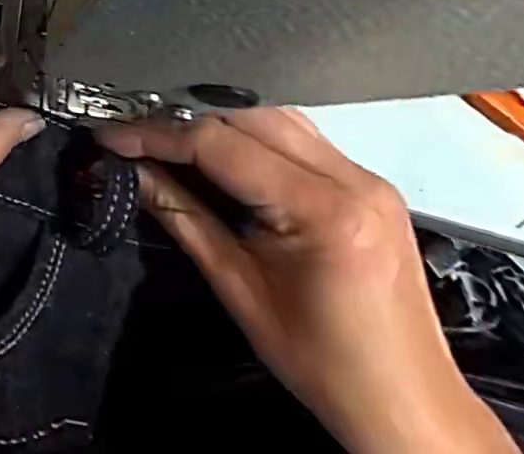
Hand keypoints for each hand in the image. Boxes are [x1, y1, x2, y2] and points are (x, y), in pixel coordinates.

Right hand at [97, 109, 514, 453]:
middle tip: (135, 131)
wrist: (410, 409)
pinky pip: (299, 136)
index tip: (113, 137)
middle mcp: (352, 178)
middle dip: (184, 118)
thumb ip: (182, 216)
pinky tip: (223, 147)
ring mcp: (367, 175)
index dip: (158, 135)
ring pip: (275, 115)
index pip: (220, 144)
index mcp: (321, 211)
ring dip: (217, 118)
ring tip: (169, 134)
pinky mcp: (370, 182)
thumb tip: (131, 170)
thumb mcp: (238, 289)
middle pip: (248, 114)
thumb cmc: (321, 364)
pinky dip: (252, 132)